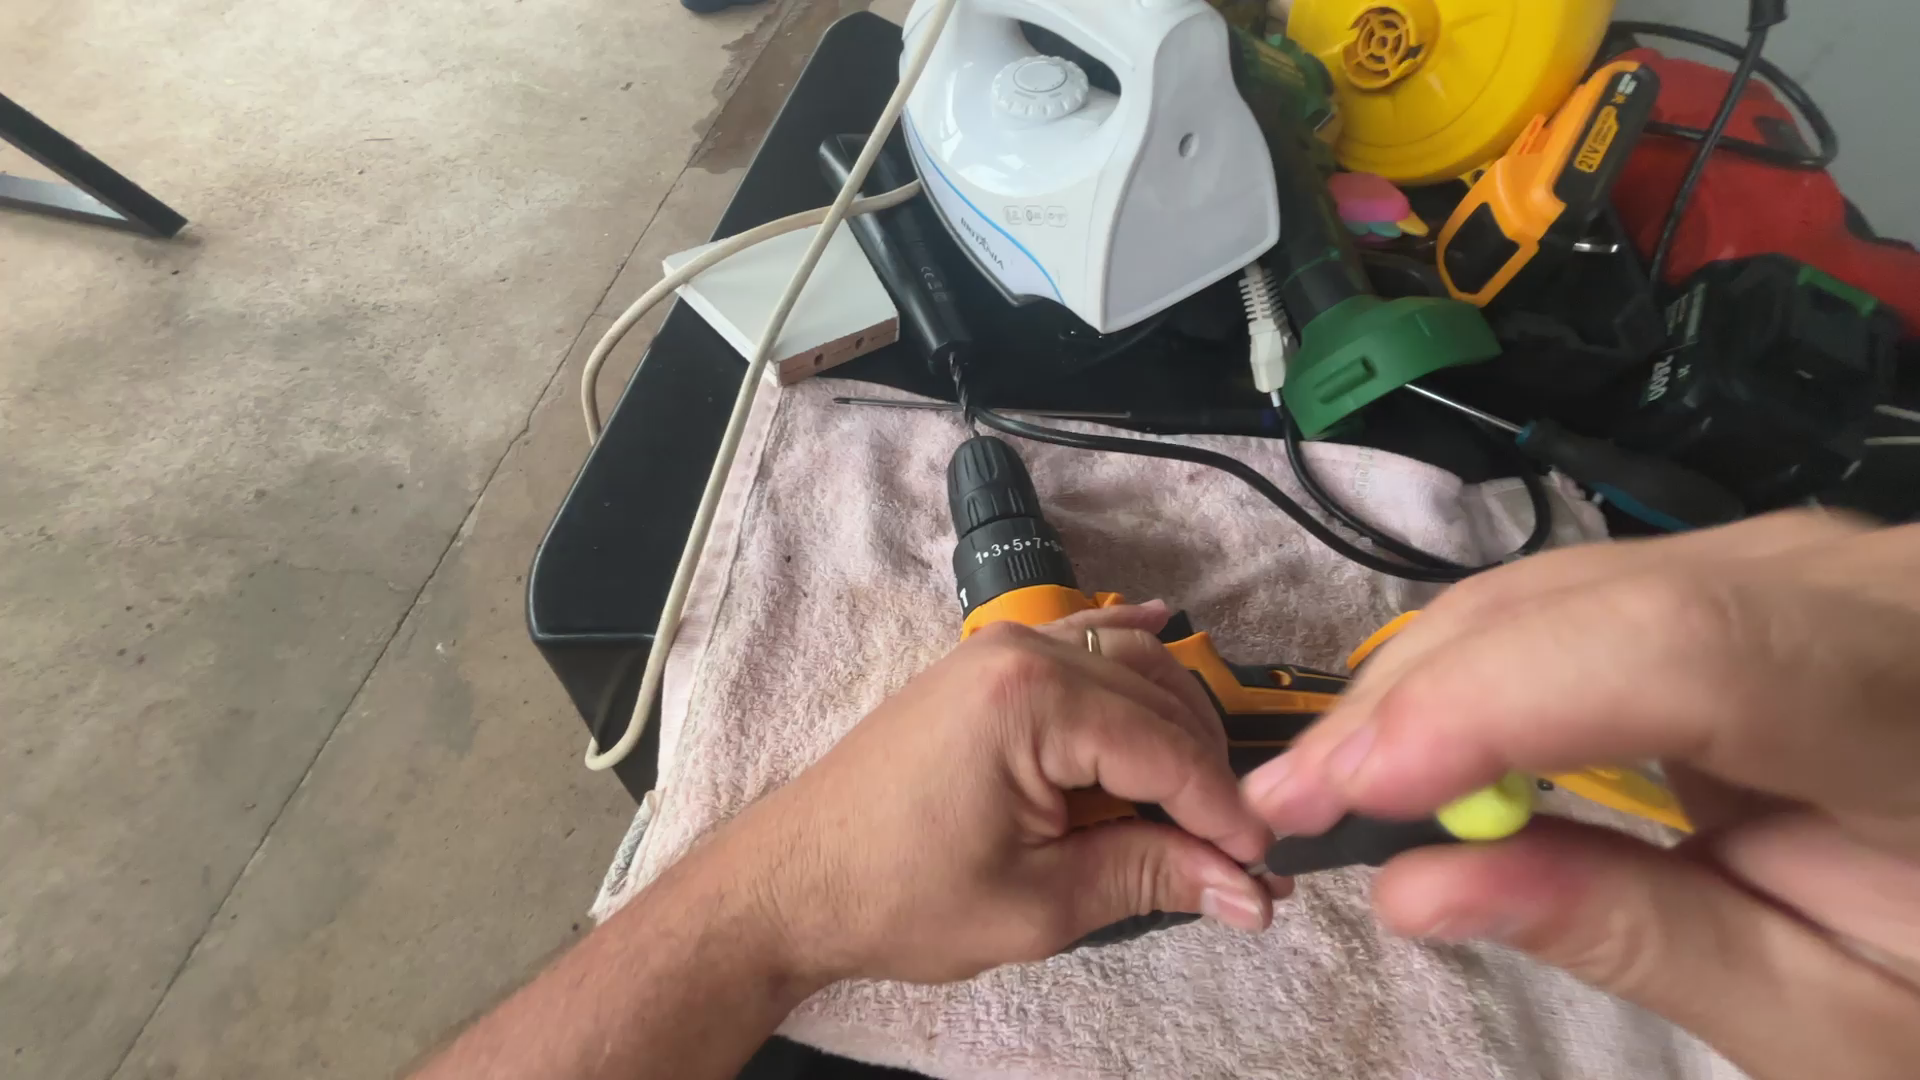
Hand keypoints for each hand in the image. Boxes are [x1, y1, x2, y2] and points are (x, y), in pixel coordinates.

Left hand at [718, 602, 1275, 987]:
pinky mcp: (984, 661)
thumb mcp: (1036, 904)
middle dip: (1203, 766)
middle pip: (1153, 693)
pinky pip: (1073, 636)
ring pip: (1122, 658)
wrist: (798, 873)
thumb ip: (1148, 877)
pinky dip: (1123, 642)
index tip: (1263, 864)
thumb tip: (1249, 889)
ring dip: (1171, 715)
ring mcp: (998, 647)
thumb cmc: (903, 896)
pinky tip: (1162, 626)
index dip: (1223, 809)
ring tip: (1199, 788)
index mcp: (1034, 700)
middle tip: (1233, 841)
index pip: (1164, 748)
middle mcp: (1022, 650)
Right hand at [1242, 511, 1919, 1078]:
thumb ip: (1632, 937)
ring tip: (1331, 777)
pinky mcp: (1698, 571)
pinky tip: (1407, 735)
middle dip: (1400, 708)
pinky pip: (1533, 605)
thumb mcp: (1845, 1020)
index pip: (1676, 652)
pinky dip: (1448, 673)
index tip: (1349, 799)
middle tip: (1292, 799)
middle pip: (1555, 611)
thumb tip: (1411, 892)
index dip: (1487, 709)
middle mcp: (1836, 579)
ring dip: (1404, 690)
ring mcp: (1758, 556)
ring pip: (1517, 596)